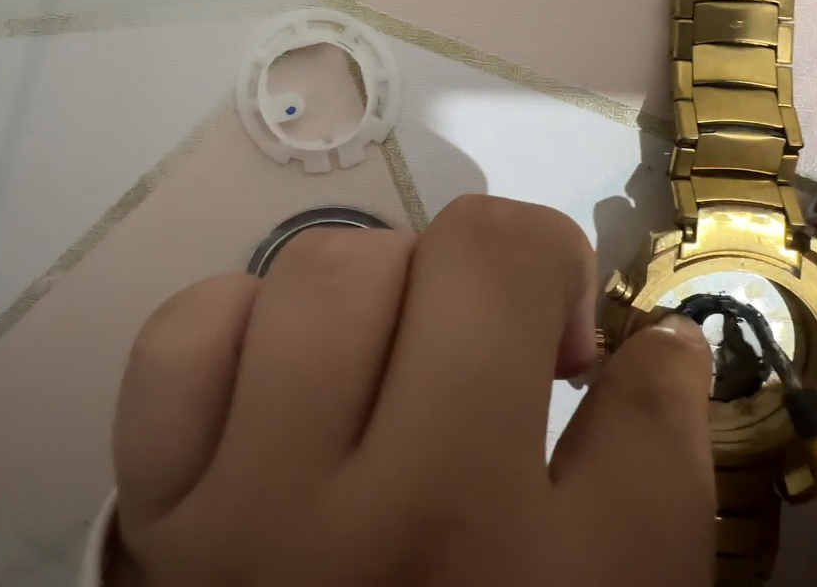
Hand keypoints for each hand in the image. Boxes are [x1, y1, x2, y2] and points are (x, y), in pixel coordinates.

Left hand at [109, 194, 716, 584]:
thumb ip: (651, 468)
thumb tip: (663, 337)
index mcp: (539, 575)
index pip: (628, 378)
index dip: (589, 291)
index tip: (576, 334)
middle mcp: (398, 528)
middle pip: (467, 261)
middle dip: (493, 271)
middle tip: (482, 334)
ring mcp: (250, 510)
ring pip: (326, 271)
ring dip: (370, 284)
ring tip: (379, 351)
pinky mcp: (153, 502)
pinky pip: (186, 333)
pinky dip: (236, 319)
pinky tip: (271, 371)